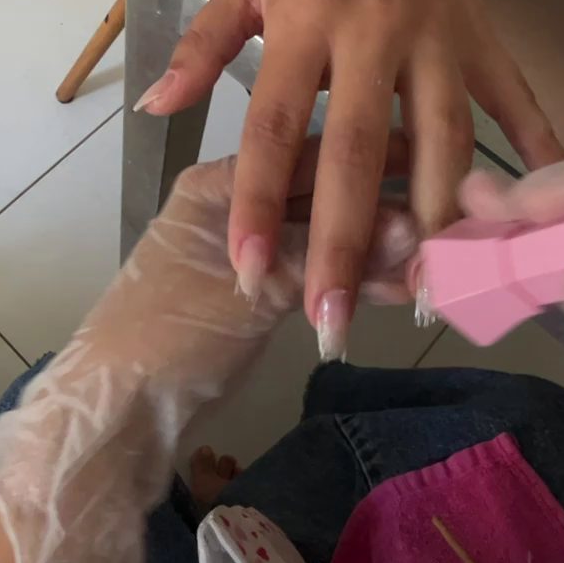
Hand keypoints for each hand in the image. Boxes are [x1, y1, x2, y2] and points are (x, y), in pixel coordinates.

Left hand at [0, 146, 415, 562]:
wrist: (123, 406)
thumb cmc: (172, 332)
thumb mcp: (254, 291)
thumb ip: (332, 259)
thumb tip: (414, 231)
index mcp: (218, 184)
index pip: (301, 156)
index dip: (368, 160)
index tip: (431, 162)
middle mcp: (236, 205)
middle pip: (320, 199)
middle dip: (380, 216)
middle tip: (440, 228)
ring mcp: (250, 249)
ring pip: (325, 241)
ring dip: (374, 256)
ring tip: (431, 268)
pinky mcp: (262, 290)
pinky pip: (317, 274)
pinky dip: (353, 284)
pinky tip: (401, 290)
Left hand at [137, 0, 562, 359]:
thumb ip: (202, 49)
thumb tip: (156, 109)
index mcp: (306, 23)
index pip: (273, 127)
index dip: (256, 201)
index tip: (249, 268)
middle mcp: (375, 36)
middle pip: (359, 153)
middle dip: (346, 242)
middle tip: (333, 320)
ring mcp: (440, 40)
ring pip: (444, 143)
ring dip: (436, 224)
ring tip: (426, 298)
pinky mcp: (485, 40)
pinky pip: (514, 103)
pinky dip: (534, 156)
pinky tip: (539, 218)